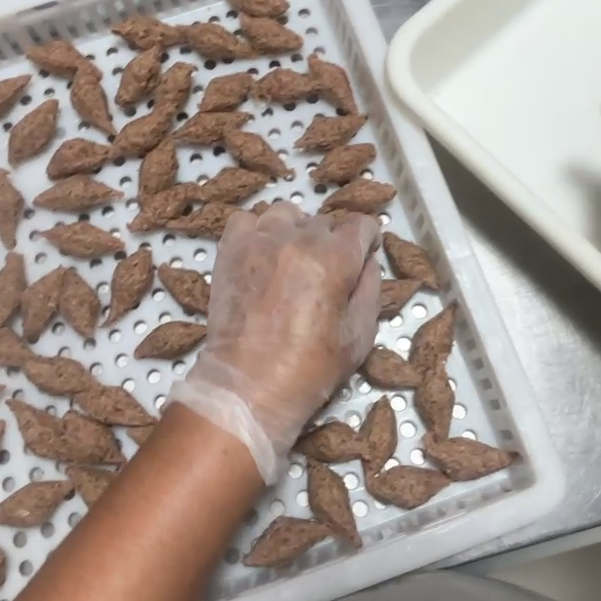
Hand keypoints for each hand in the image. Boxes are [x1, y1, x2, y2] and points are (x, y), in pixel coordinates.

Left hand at [170, 202, 380, 482]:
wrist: (248, 386)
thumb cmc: (310, 369)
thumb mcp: (360, 335)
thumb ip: (370, 288)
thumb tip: (368, 260)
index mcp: (334, 259)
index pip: (361, 224)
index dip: (367, 240)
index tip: (363, 256)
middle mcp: (297, 240)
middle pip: (324, 221)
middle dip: (332, 242)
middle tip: (326, 273)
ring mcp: (259, 241)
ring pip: (287, 214)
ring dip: (296, 231)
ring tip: (293, 259)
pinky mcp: (230, 250)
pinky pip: (247, 221)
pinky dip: (257, 232)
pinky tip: (262, 256)